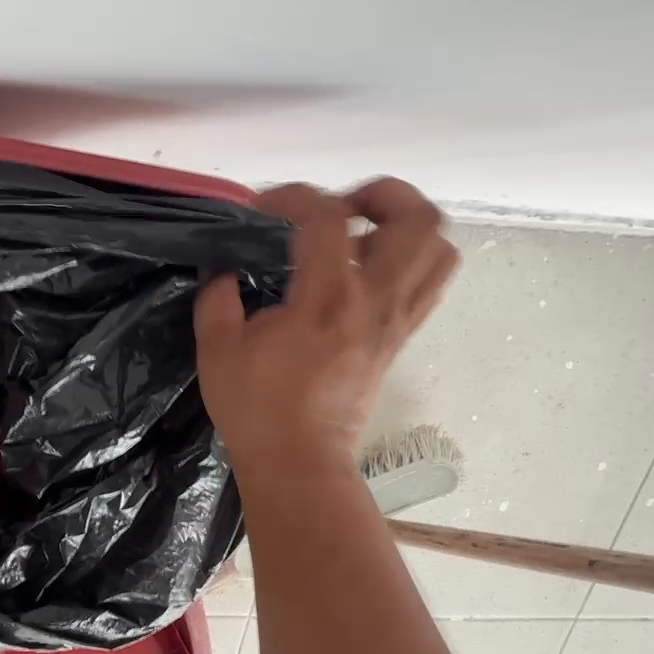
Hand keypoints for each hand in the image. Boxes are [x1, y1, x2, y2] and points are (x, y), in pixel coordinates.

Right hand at [195, 178, 458, 473]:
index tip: (262, 209)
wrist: (296, 458)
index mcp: (326, 298)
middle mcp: (374, 299)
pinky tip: (373, 271)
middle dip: (380, 195)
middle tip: (339, 209)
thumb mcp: (216, 350)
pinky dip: (412, 261)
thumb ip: (217, 300)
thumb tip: (223, 272)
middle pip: (416, 217)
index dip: (294, 197)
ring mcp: (395, 319)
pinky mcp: (399, 338)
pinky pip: (430, 283)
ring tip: (364, 235)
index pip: (326, 217)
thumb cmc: (254, 407)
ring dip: (406, 226)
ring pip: (437, 246)